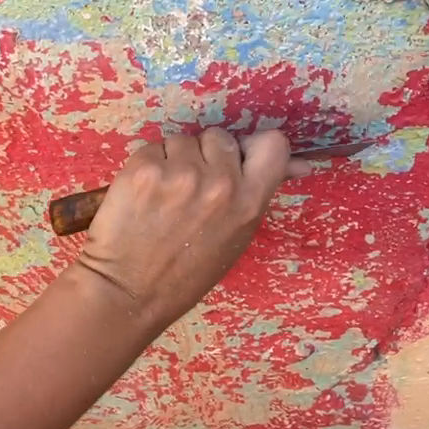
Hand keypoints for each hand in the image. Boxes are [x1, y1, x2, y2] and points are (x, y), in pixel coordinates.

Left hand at [72, 129, 289, 333]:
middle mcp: (220, 183)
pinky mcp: (146, 169)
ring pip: (183, 140)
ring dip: (175, 159)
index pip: (273, 144)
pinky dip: (148, 165)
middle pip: (220, 137)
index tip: (236, 160)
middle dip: (206, 154)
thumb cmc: (185, 271)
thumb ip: (256, 193)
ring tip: (163, 196)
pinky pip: (154, 147)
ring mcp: (182, 174)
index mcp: (250, 203)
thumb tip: (301, 163)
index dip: (252, 147)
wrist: (127, 292)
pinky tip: (143, 194)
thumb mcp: (236, 236)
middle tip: (190, 188)